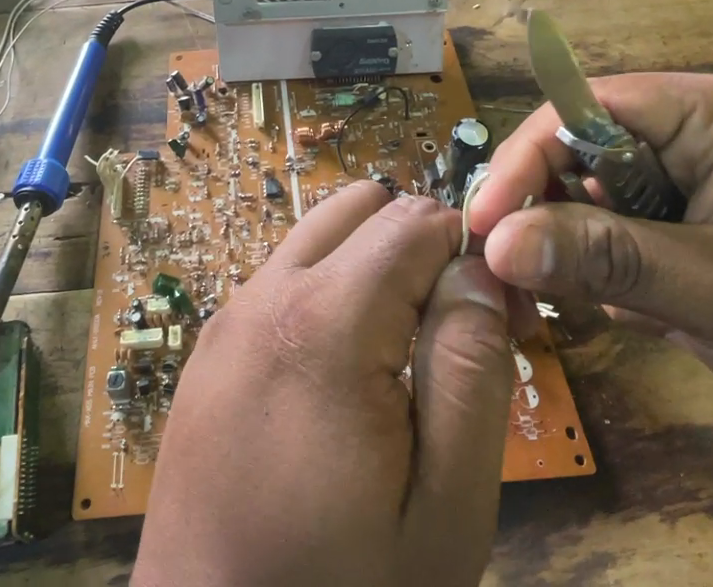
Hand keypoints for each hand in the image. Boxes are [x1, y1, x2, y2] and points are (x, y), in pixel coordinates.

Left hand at [135, 183, 512, 586]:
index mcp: (323, 324)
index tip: (500, 320)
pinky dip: (329, 291)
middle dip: (421, 245)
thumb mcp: (442, 505)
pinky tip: (345, 373)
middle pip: (360, 207)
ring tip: (402, 354)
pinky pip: (283, 279)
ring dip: (373, 266)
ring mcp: (228, 319)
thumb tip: (477, 275)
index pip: (414, 220)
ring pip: (319, 236)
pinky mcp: (212, 348)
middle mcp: (264, 298)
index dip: (471, 253)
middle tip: (453, 330)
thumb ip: (469, 372)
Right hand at [468, 72, 712, 466]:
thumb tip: (495, 241)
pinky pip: (617, 251)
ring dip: (566, 253)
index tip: (483, 223)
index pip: (598, 107)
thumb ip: (611, 259)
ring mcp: (698, 202)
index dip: (531, 155)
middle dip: (543, 210)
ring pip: (594, 207)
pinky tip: (611, 321)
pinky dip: (597, 284)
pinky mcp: (694, 253)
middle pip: (586, 154)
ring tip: (547, 305)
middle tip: (501, 273)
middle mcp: (706, 146)